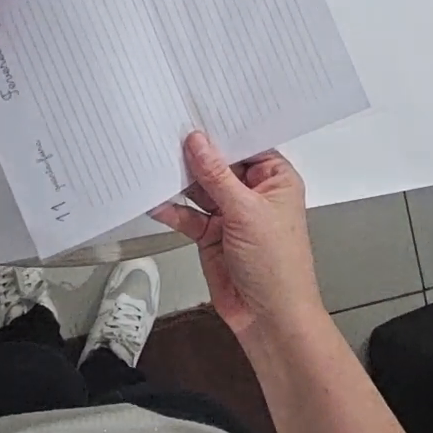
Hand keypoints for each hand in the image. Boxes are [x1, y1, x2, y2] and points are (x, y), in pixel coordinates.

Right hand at [151, 132, 325, 341]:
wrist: (269, 319)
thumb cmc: (277, 264)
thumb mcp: (246, 211)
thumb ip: (217, 176)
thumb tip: (197, 141)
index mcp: (275, 179)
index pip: (245, 145)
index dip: (221, 132)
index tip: (194, 113)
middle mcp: (254, 192)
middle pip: (219, 165)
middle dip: (195, 155)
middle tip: (166, 132)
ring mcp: (231, 214)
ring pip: (200, 189)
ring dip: (180, 181)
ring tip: (155, 160)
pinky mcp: (211, 235)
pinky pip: (188, 215)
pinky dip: (172, 209)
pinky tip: (155, 200)